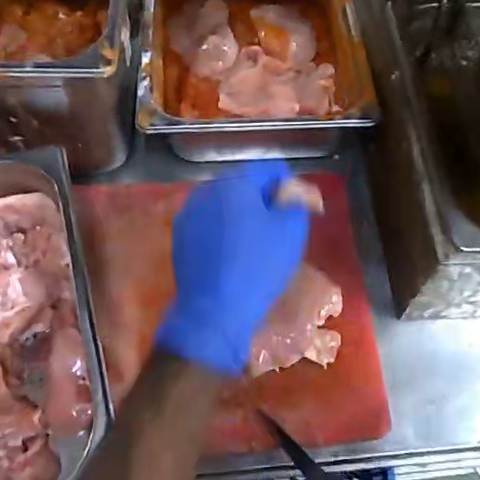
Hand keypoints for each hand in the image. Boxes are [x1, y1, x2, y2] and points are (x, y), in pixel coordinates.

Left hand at [153, 160, 311, 375]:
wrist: (214, 310)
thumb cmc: (258, 266)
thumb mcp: (291, 231)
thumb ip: (296, 202)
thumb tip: (292, 194)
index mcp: (235, 182)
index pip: (269, 168)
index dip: (289, 185)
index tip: (298, 208)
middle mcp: (207, 191)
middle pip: (244, 185)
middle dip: (264, 199)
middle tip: (280, 226)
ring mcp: (189, 214)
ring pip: (224, 205)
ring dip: (243, 215)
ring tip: (258, 243)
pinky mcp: (180, 237)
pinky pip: (209, 225)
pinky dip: (224, 232)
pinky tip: (235, 255)